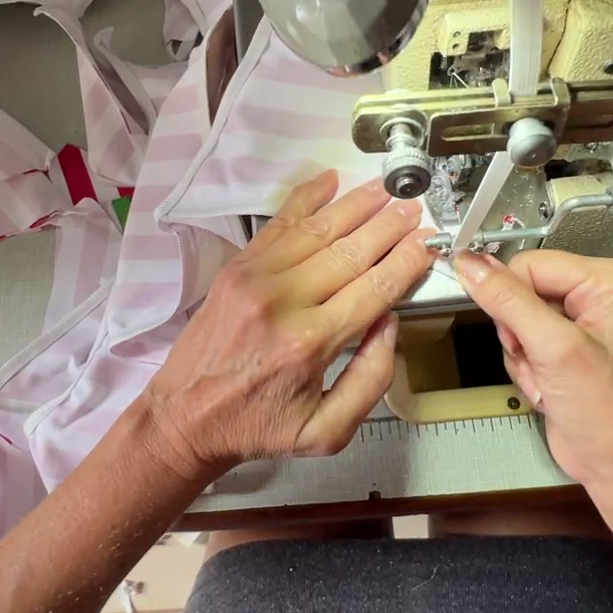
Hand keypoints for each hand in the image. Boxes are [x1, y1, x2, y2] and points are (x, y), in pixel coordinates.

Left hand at [136, 172, 436, 481]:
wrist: (184, 415)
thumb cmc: (258, 426)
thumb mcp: (325, 432)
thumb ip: (370, 380)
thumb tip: (390, 323)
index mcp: (311, 343)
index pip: (375, 289)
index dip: (406, 262)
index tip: (428, 242)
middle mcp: (284, 301)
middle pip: (351, 252)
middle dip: (389, 226)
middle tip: (415, 208)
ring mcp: (256, 277)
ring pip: (319, 230)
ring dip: (357, 205)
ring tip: (386, 189)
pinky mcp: (237, 268)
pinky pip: (279, 223)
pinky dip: (306, 198)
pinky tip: (330, 180)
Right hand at [455, 250, 612, 519]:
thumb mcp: (555, 349)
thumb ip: (509, 302)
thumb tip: (472, 266)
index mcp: (610, 280)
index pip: (530, 264)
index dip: (513, 300)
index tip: (522, 336)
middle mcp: (598, 295)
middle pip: (520, 291)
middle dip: (519, 334)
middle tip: (542, 361)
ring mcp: (581, 322)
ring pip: (514, 319)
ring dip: (521, 356)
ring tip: (549, 379)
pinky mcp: (565, 346)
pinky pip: (520, 341)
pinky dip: (525, 368)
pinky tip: (548, 387)